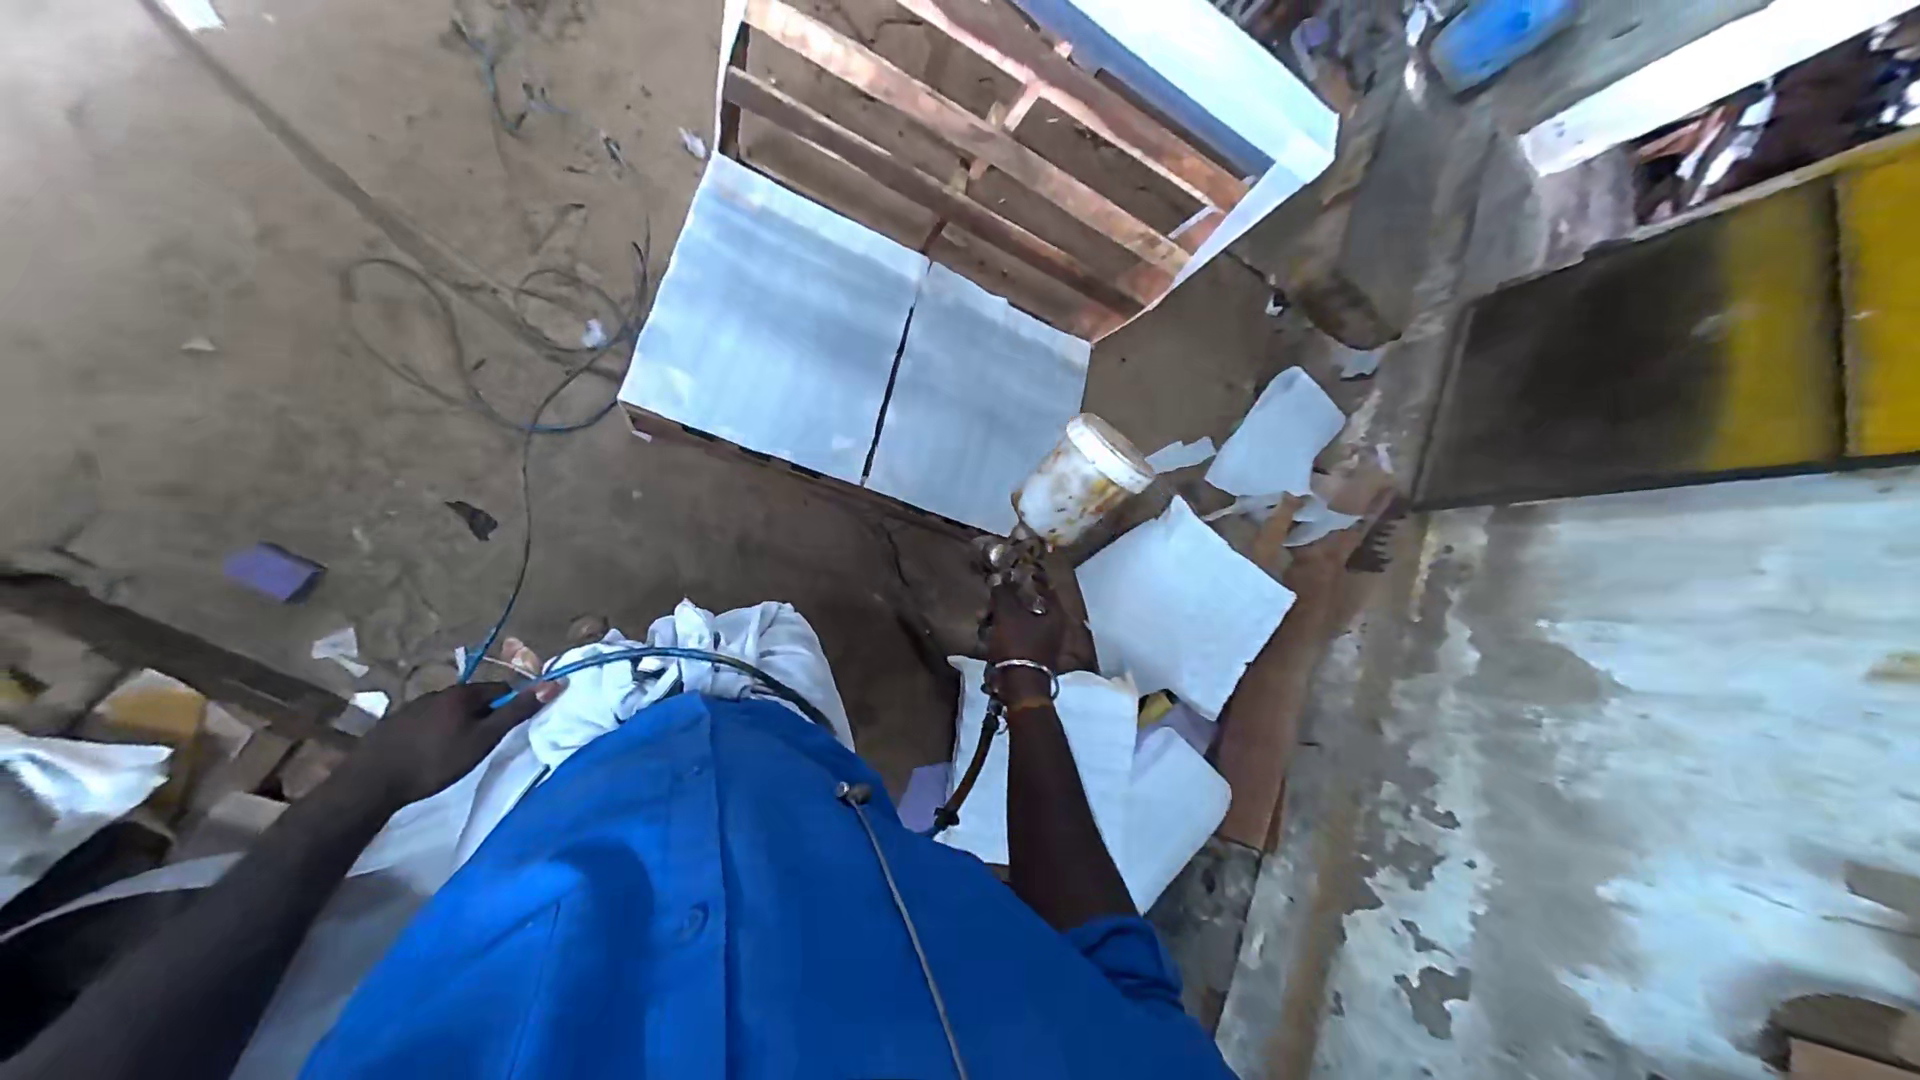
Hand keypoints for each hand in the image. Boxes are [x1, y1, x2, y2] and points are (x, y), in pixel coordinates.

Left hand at [333, 681, 558, 808]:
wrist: (368, 785)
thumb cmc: (435, 761)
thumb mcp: (484, 739)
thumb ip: (518, 711)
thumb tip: (554, 683)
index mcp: (462, 693)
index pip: (501, 689)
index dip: (510, 706)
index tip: (507, 729)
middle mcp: (437, 693)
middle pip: (474, 699)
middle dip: (484, 715)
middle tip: (484, 743)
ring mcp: (411, 708)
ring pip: (449, 711)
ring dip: (459, 724)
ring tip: (456, 750)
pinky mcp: (391, 725)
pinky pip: (425, 722)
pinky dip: (434, 732)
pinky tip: (428, 753)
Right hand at [987, 574, 1064, 671]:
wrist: (1018, 686)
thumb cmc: (1017, 644)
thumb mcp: (1007, 614)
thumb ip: (1002, 593)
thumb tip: (997, 577)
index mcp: (1054, 614)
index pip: (1044, 587)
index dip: (1027, 577)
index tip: (1010, 573)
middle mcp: (1053, 627)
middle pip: (1027, 605)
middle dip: (1004, 603)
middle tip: (989, 602)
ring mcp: (1042, 643)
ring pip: (1018, 622)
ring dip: (998, 619)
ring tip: (982, 620)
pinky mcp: (1030, 655)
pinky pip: (1014, 637)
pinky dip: (1001, 634)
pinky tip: (986, 637)